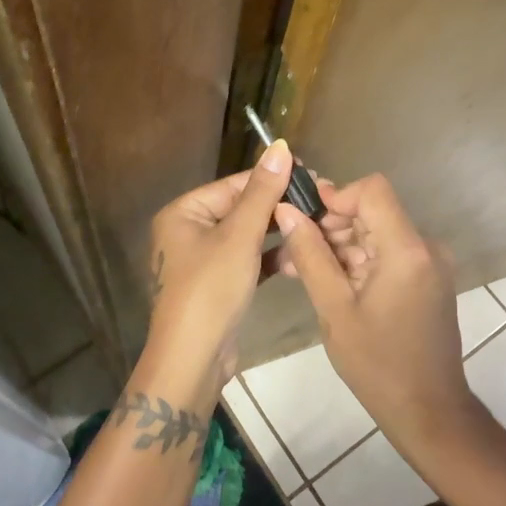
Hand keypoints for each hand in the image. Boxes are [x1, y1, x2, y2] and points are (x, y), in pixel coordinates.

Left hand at [144, 140, 296, 383]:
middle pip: (241, 209)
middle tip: (322, 205)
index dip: (273, 179)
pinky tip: (300, 258)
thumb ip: (262, 192)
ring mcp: (202, 260)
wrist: (193, 359)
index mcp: (183, 212)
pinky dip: (270, 260)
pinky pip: (247, 261)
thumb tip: (280, 146)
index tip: (314, 177)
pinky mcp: (218, 284)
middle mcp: (188, 231)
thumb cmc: (211, 289)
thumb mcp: (239, 237)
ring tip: (318, 229)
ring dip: (278, 235)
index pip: (234, 184)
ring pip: (247, 237)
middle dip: (279, 209)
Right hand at [273, 175, 481, 453]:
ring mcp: (429, 264)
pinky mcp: (426, 280)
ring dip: (338, 245)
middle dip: (330, 224)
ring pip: (375, 232)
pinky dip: (356, 261)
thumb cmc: (378, 363)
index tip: (304, 220)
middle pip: (372, 211)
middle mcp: (425, 247)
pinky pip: (386, 254)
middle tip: (291, 250)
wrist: (429, 412)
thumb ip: (310, 255)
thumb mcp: (334, 308)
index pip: (372, 190)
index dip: (335, 196)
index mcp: (407, 249)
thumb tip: (286, 211)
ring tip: (300, 269)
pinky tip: (326, 282)